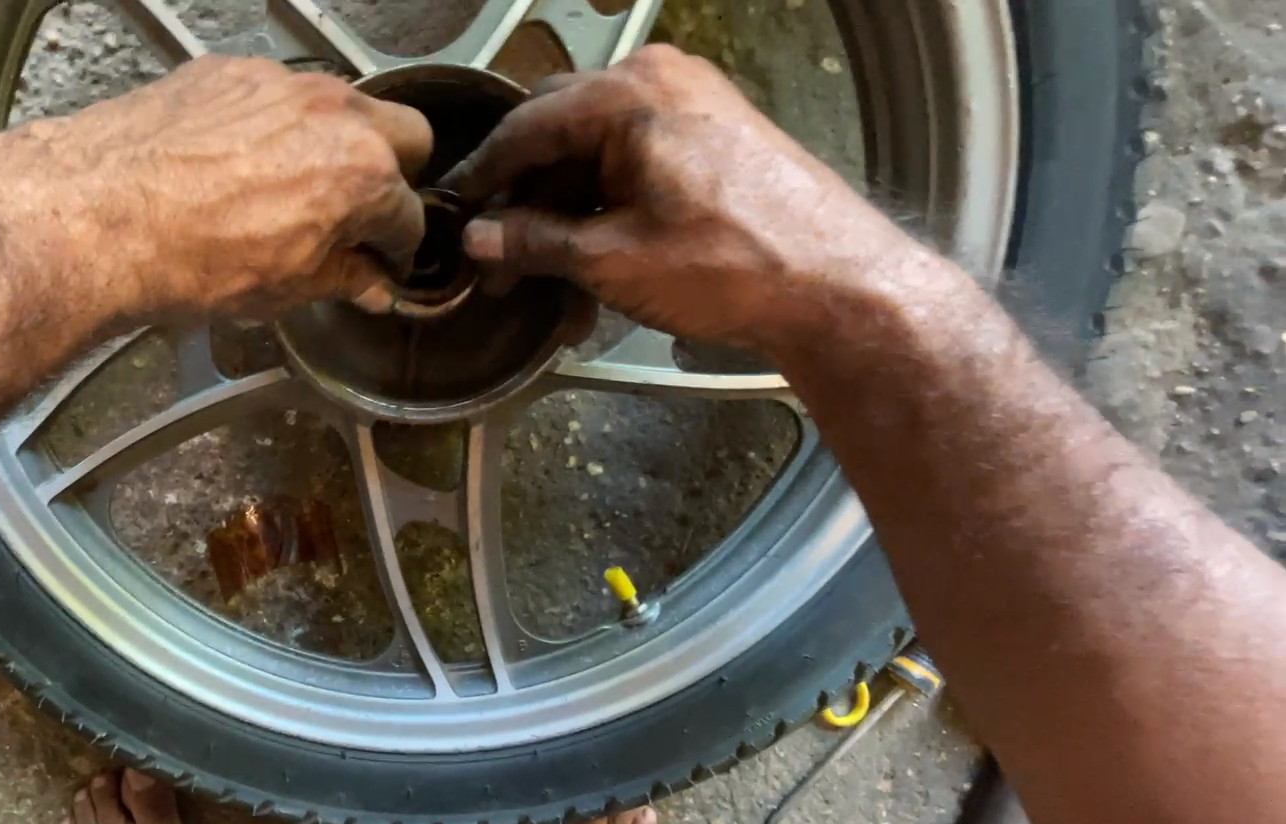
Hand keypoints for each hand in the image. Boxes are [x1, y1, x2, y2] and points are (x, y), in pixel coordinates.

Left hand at [0, 56, 433, 321]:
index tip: (382, 263)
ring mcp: (284, 84)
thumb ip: (343, 278)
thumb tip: (371, 283)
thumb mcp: (287, 289)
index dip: (398, 249)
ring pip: (344, 108)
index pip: (409, 217)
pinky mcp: (235, 72)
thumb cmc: (195, 261)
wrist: (103, 216)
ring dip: (339, 148)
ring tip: (296, 192)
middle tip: (358, 216)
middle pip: (406, 136)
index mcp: (363, 177)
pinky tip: (245, 166)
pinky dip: (282, 129)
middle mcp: (336, 115)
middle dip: (395, 178)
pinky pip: (282, 97)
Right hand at [444, 45, 929, 350]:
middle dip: (519, 196)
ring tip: (534, 270)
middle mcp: (655, 81)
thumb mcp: (610, 258)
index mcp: (627, 95)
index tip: (453, 216)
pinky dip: (596, 206)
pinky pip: (626, 162)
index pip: (525, 126)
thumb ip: (534, 241)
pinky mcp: (704, 138)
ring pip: (589, 151)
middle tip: (494, 254)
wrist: (832, 281)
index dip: (482, 176)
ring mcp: (685, 105)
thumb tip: (475, 237)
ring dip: (556, 210)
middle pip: (555, 133)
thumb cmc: (722, 263)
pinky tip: (582, 256)